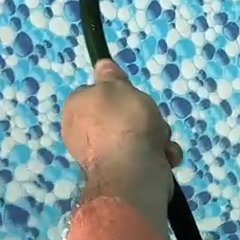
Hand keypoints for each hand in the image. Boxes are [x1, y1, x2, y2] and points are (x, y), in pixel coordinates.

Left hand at [62, 59, 182, 229]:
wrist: (134, 171)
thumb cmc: (124, 122)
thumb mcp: (118, 87)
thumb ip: (111, 76)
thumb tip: (101, 65)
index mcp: (75, 110)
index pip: (95, 93)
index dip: (116, 93)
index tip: (131, 95)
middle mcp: (85, 134)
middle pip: (122, 116)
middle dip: (143, 117)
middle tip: (149, 118)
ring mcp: (105, 157)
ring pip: (139, 136)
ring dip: (157, 136)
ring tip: (159, 141)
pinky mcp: (125, 174)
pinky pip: (146, 157)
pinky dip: (159, 156)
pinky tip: (164, 156)